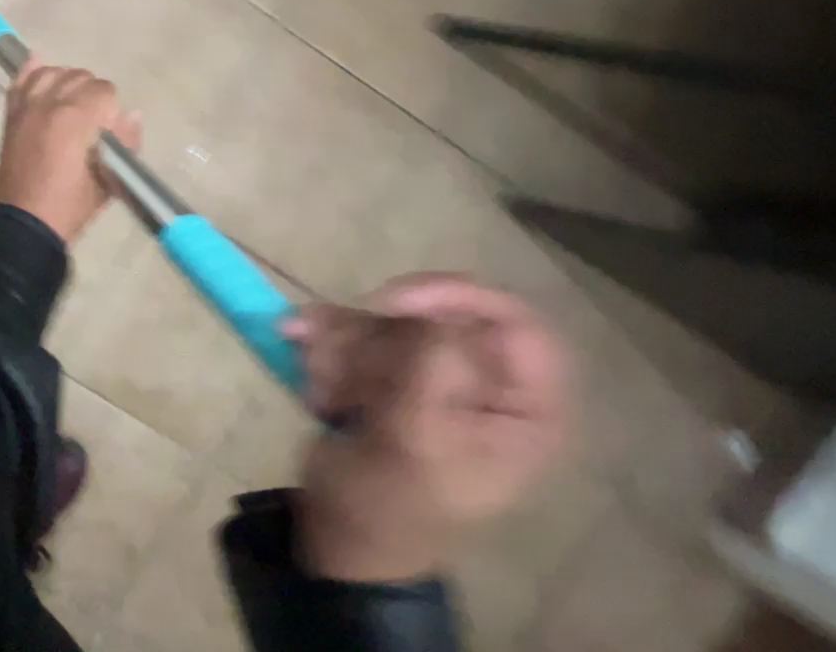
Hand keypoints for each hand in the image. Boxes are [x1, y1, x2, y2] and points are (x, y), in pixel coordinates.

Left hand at [0, 60, 141, 243]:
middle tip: (95, 124)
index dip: (112, 110)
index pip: (104, 92)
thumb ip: (124, 143)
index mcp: (75, 118)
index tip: (110, 134)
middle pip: (80, 77)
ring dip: (68, 82)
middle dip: (94, 95)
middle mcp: (49, 103)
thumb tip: (132, 115)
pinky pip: (21, 80)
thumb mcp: (108, 181)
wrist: (23, 223)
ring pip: (52, 72)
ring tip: (74, 105)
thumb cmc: (69, 206)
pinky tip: (41, 64)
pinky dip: (32, 71)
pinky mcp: (12, 114)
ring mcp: (27, 107)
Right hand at [281, 274, 568, 582]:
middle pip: (428, 316)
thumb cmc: (391, 506)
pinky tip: (312, 388)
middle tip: (342, 381)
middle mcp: (481, 380)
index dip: (454, 298)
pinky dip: (321, 350)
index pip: (513, 322)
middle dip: (373, 342)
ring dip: (339, 350)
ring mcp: (427, 372)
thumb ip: (429, 372)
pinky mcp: (381, 369)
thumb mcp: (416, 444)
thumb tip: (426, 311)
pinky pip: (347, 330)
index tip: (388, 302)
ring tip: (326, 397)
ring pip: (380, 320)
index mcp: (522, 407)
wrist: (342, 537)